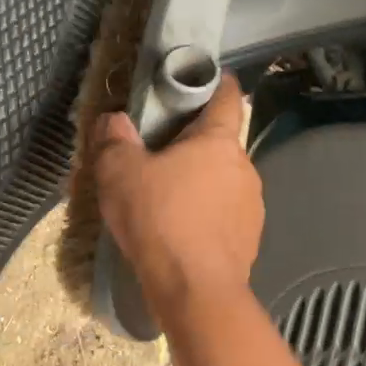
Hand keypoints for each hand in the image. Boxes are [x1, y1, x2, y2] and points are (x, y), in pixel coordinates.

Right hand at [92, 75, 260, 326]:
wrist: (194, 290)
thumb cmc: (158, 218)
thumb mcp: (118, 171)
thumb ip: (113, 138)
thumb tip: (115, 120)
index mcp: (217, 143)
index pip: (225, 98)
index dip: (214, 82)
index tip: (201, 75)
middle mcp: (243, 168)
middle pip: (216, 142)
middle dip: (187, 142)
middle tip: (151, 149)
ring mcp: (251, 206)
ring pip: (218, 178)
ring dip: (193, 179)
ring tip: (158, 194)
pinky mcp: (248, 238)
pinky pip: (220, 211)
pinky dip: (199, 210)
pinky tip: (172, 225)